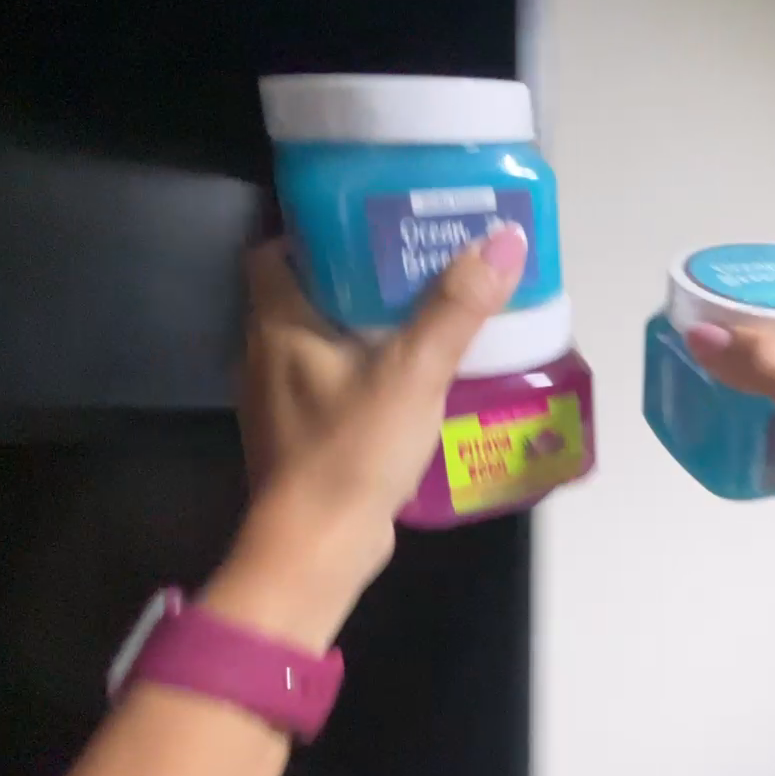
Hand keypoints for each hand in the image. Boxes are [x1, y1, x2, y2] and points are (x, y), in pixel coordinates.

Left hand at [200, 224, 526, 649]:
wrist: (320, 546)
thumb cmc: (353, 450)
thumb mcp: (414, 372)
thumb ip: (457, 308)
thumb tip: (505, 239)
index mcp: (279, 322)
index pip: (280, 249)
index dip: (324, 232)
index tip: (377, 229)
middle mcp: (269, 353)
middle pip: (310, 293)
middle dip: (361, 279)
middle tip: (423, 269)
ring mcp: (284, 400)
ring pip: (326, 341)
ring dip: (369, 327)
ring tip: (429, 318)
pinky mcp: (306, 435)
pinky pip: (338, 383)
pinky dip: (370, 372)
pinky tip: (415, 381)